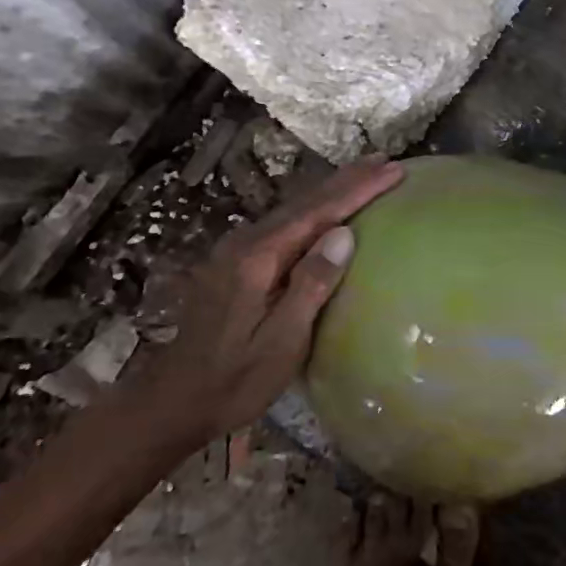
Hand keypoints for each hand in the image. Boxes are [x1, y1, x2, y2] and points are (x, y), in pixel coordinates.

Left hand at [139, 156, 404, 442]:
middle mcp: (246, 243)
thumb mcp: (280, 342)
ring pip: (295, 208)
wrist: (170, 403)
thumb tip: (344, 233)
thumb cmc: (233, 380)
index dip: (359, 189)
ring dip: (333, 189)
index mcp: (258, 259)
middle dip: (349, 179)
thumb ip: (311, 284)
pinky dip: (315, 208)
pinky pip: (286, 222)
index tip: (394, 169)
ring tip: (366, 173)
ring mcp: (238, 251)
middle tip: (387, 161)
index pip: (319, 213)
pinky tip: (327, 209)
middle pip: (306, 201)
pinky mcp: (237, 263)